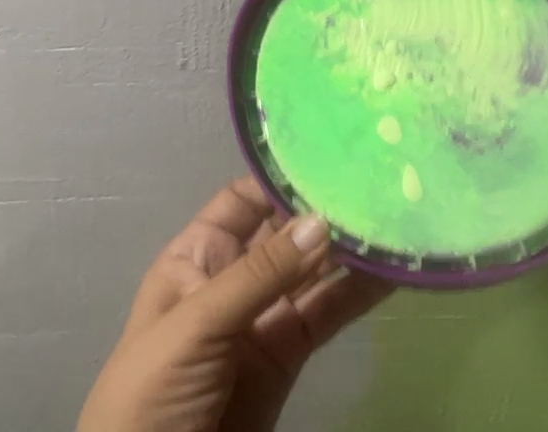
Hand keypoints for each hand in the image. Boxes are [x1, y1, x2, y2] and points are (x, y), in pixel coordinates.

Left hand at [77, 178, 395, 431]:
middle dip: (325, 212)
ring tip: (394, 223)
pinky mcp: (289, 353)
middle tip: (378, 187)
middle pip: (285, 233)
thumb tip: (321, 220)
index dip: (281, 181)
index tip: (331, 161)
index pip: (242, 201)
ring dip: (350, 251)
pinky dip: (358, 294)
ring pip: (313, 271)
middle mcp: (234, 276)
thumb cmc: (153, 386)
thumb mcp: (196, 322)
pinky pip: (327, 313)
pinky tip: (389, 272)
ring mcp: (263, 315)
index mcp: (197, 256)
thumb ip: (259, 275)